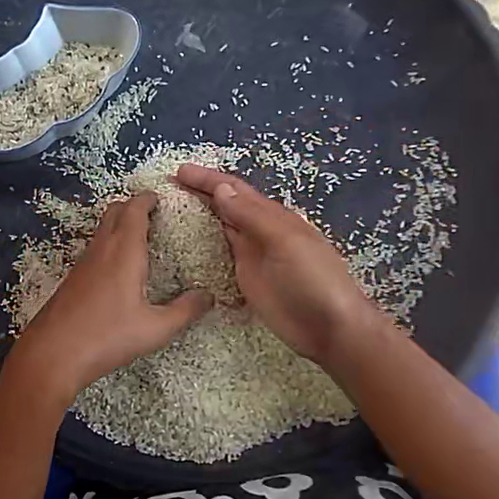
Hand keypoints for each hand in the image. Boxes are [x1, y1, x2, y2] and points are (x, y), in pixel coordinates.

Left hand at [8, 192, 213, 397]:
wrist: (51, 354)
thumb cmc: (107, 337)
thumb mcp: (155, 329)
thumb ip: (185, 311)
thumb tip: (207, 296)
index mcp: (124, 251)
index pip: (135, 210)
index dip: (147, 199)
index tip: (160, 198)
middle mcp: (102, 249)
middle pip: (114, 212)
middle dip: (133, 207)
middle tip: (153, 215)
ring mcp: (83, 263)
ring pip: (102, 230)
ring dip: (119, 225)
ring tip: (140, 239)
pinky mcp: (72, 279)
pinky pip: (94, 249)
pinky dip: (109, 245)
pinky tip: (118, 269)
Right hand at [175, 163, 383, 363]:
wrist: (330, 327)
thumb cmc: (313, 279)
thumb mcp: (285, 242)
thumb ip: (253, 217)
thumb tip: (221, 189)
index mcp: (273, 217)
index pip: (235, 190)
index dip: (208, 179)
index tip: (181, 170)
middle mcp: (260, 231)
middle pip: (226, 206)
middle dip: (200, 193)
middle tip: (168, 185)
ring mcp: (253, 256)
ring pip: (222, 227)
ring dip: (200, 215)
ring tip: (172, 208)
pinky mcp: (246, 279)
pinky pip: (222, 255)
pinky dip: (205, 244)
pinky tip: (189, 243)